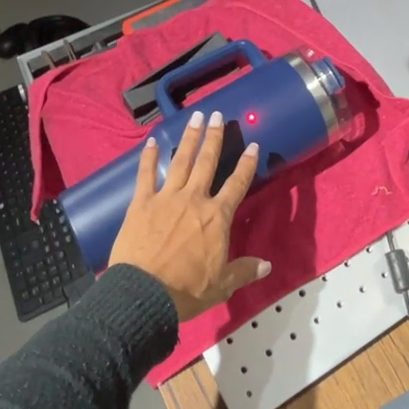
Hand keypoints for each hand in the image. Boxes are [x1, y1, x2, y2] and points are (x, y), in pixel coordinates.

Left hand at [109, 110, 272, 321]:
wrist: (145, 293)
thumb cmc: (187, 290)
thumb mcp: (222, 285)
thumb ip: (244, 270)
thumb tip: (267, 265)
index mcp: (216, 217)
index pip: (237, 184)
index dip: (246, 164)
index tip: (252, 145)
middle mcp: (194, 199)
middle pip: (207, 162)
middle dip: (214, 137)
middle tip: (218, 115)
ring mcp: (166, 197)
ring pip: (181, 161)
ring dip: (189, 138)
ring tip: (195, 117)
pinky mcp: (141, 202)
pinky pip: (146, 174)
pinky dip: (148, 157)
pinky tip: (151, 141)